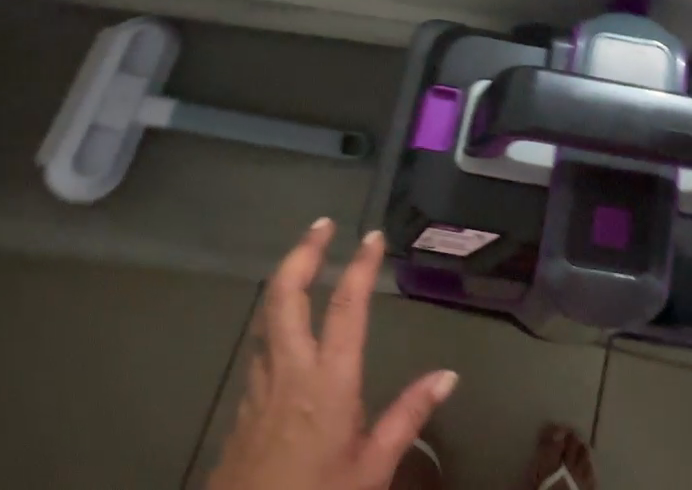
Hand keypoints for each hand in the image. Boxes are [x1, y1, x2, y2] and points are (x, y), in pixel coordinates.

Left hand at [207, 218, 458, 489]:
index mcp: (328, 381)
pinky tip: (287, 328)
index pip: (345, 307)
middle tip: (321, 225)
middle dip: (303, 253)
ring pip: (266, 316)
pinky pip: (260, 347)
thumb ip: (408, 416)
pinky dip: (275, 319)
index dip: (359, 267)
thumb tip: (448, 375)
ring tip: (303, 261)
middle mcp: (290, 370)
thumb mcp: (373, 468)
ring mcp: (260, 385)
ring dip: (285, 280)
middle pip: (286, 294)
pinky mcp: (243, 405)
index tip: (371, 236)